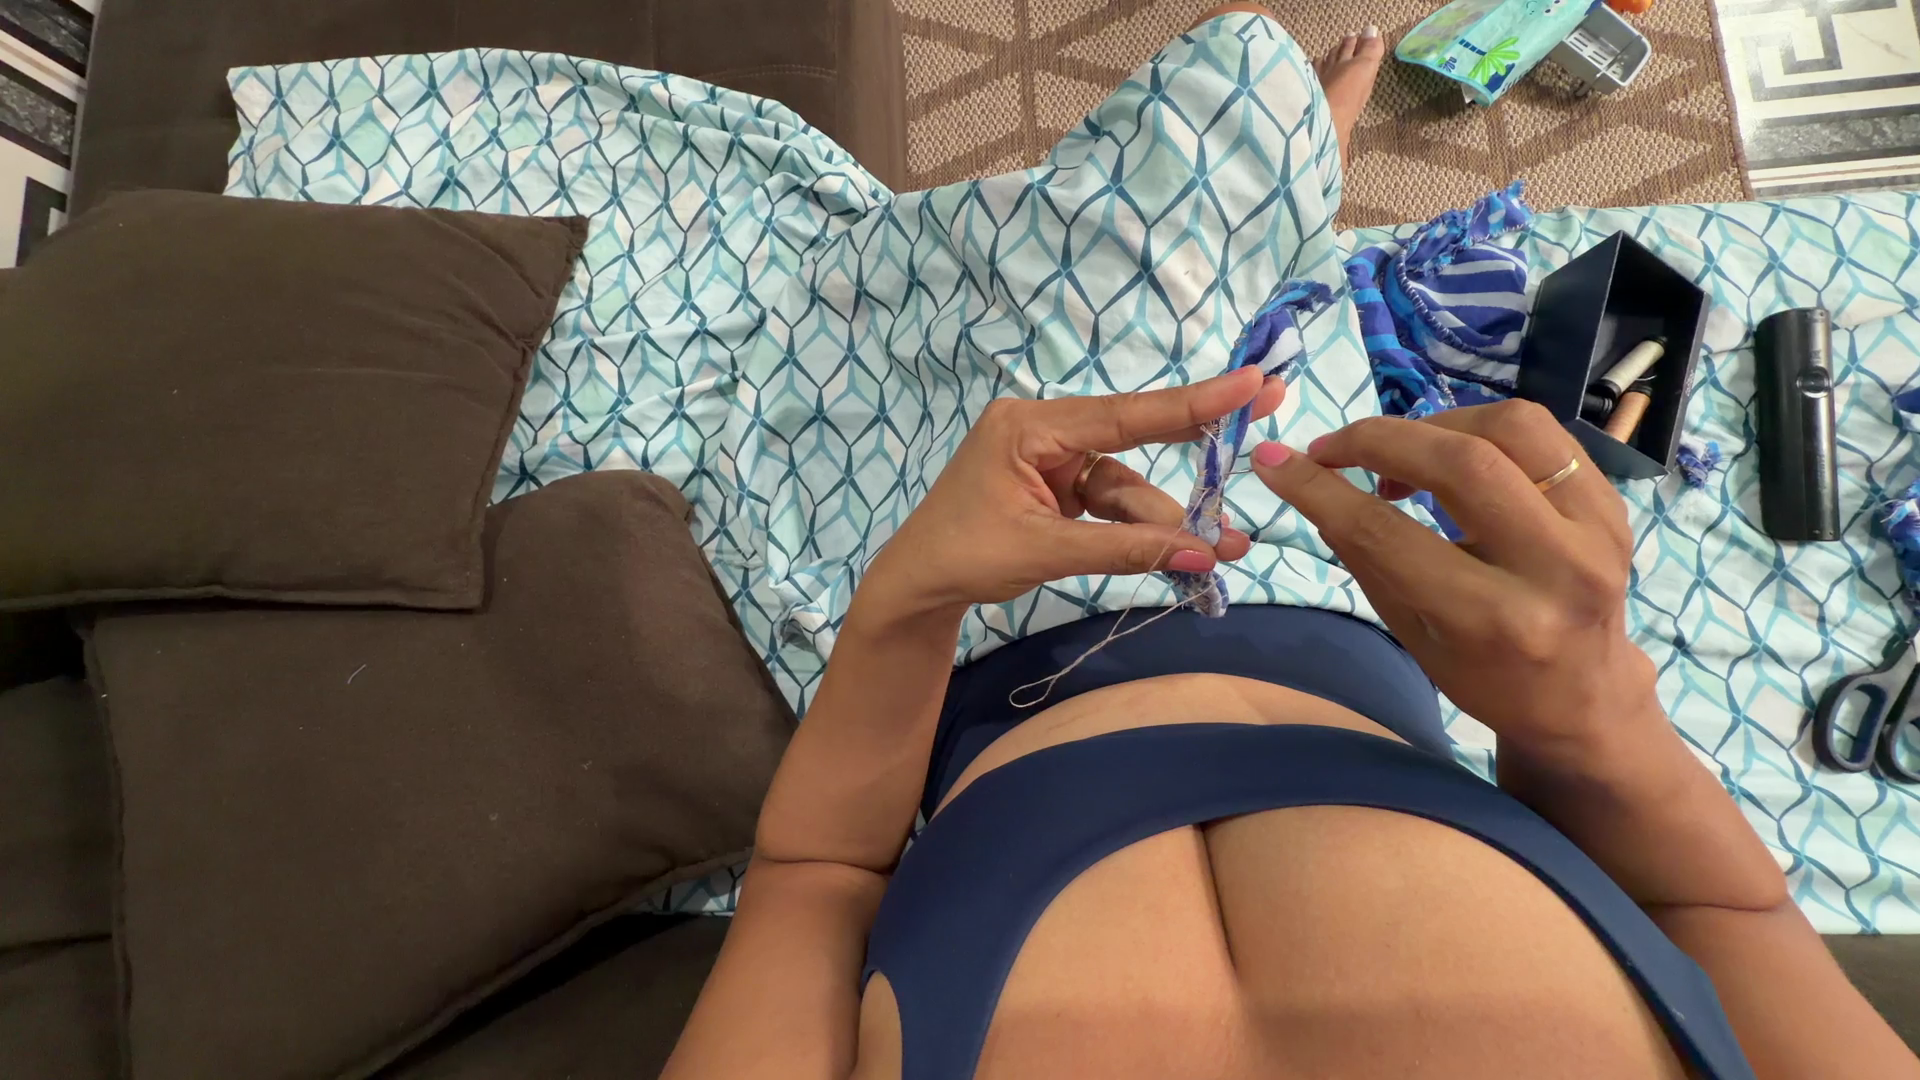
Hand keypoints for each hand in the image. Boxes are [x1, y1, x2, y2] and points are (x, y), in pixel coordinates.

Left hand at [859, 366, 1285, 619]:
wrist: (919, 585)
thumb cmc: (965, 556)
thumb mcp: (1044, 551)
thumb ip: (1124, 549)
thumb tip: (1203, 554)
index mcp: (1029, 426)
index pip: (1120, 413)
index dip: (1190, 403)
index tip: (1249, 382)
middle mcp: (1044, 432)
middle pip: (1129, 438)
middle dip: (1191, 447)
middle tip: (1268, 410)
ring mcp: (1050, 462)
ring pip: (1122, 485)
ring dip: (1162, 519)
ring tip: (1216, 548)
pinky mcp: (1055, 490)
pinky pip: (1107, 504)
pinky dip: (1135, 529)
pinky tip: (1173, 548)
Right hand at [1248, 400, 1659, 757]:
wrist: (1584, 697)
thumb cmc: (1479, 674)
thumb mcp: (1405, 629)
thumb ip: (1363, 554)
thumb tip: (1309, 484)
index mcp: (1490, 617)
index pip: (1385, 533)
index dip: (1318, 489)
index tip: (1274, 461)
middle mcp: (1554, 567)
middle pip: (1458, 462)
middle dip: (1375, 440)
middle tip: (1331, 450)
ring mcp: (1596, 529)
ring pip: (1509, 427)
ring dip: (1432, 425)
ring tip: (1398, 456)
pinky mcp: (1613, 504)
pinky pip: (1539, 435)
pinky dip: (1475, 431)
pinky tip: (1447, 458)